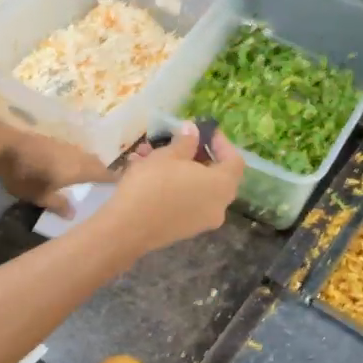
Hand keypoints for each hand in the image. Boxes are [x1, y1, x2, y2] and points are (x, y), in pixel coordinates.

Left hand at [0, 130, 114, 215]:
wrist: (2, 146)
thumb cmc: (24, 175)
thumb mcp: (40, 196)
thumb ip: (58, 205)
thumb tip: (73, 213)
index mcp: (79, 169)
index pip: (105, 174)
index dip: (115, 181)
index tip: (122, 188)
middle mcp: (77, 156)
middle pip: (97, 163)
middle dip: (104, 174)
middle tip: (106, 188)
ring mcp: (66, 146)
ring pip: (85, 157)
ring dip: (90, 167)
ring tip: (90, 181)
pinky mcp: (54, 142)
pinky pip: (74, 154)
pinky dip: (78, 162)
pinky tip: (70, 171)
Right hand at [94, 123, 244, 253]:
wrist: (128, 228)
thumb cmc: (153, 185)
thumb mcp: (168, 155)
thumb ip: (186, 141)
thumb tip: (193, 131)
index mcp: (222, 186)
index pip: (234, 160)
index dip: (221, 143)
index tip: (204, 131)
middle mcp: (219, 206)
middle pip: (216, 176)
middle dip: (197, 156)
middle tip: (180, 142)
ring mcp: (202, 222)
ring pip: (196, 188)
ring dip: (179, 170)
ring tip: (152, 155)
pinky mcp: (185, 230)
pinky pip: (186, 202)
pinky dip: (175, 187)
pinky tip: (149, 174)